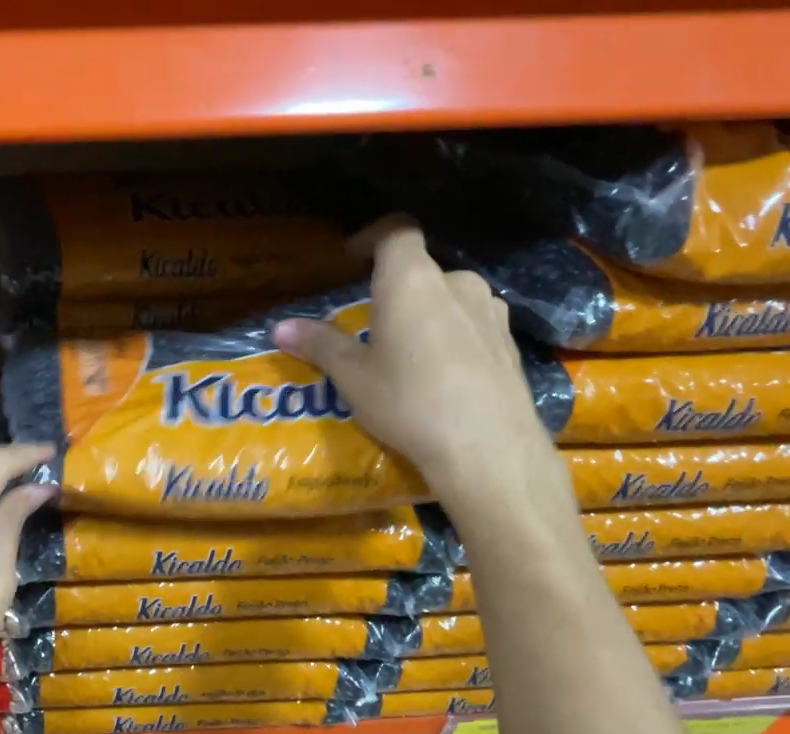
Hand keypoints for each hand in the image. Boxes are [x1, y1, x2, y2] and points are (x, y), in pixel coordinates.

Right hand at [272, 217, 560, 509]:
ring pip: (447, 298)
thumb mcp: (353, 377)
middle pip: (420, 270)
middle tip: (368, 326)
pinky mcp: (508, 340)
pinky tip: (437, 375)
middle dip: (393, 290)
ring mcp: (489, 310)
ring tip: (403, 353)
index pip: (396, 232)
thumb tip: (281, 328)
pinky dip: (448, 336)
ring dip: (423, 314)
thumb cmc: (408, 402)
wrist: (486, 445)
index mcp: (411, 280)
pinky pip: (469, 324)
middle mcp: (456, 282)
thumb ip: (320, 345)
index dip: (371, 237)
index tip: (350, 258)